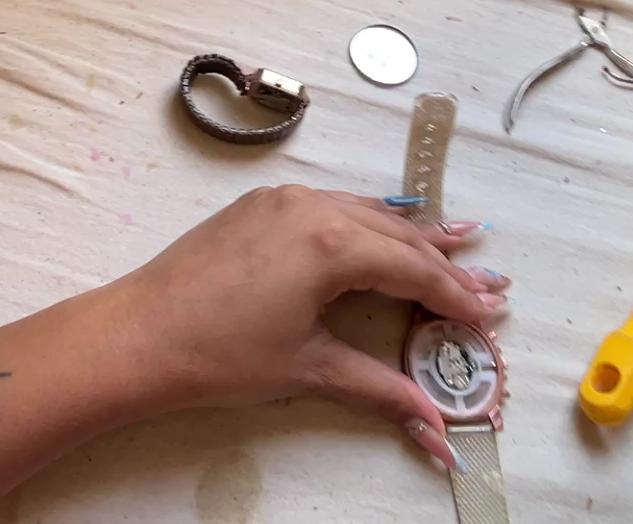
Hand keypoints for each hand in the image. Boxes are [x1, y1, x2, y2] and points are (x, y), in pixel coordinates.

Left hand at [105, 185, 507, 466]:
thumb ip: (379, 389)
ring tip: (454, 237)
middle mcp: (311, 207)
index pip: (410, 268)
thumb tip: (437, 433)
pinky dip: (362, 220)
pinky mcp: (260, 204)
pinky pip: (327, 204)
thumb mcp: (307, 367)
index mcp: (330, 243)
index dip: (455, 293)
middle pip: (393, 234)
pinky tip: (380, 225)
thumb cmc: (222, 354)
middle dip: (442, 260)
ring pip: (361, 212)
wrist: (140, 331)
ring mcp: (282, 199)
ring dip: (406, 231)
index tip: (491, 310)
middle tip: (489, 277)